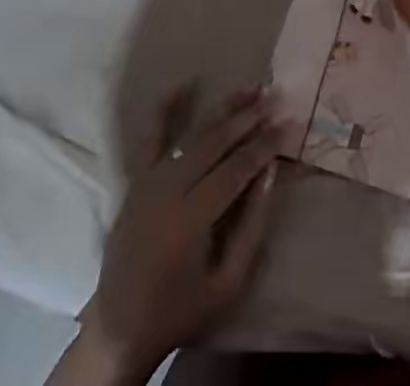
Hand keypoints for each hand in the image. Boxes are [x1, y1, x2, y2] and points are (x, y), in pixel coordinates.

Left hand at [59, 87, 281, 384]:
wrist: (120, 326)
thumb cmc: (181, 308)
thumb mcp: (229, 280)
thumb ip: (251, 226)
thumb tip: (270, 172)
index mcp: (191, 219)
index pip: (236, 169)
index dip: (264, 144)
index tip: (289, 123)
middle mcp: (167, 192)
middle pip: (214, 144)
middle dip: (248, 118)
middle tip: (276, 96)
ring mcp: (147, 183)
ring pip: (190, 136)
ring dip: (221, 110)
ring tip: (248, 88)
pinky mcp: (134, 182)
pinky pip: (150, 138)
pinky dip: (164, 109)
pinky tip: (182, 83)